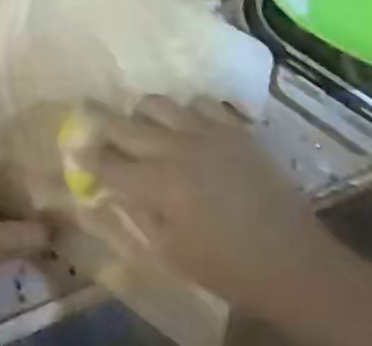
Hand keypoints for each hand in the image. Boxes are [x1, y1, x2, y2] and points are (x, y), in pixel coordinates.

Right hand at [81, 96, 335, 312]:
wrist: (296, 262)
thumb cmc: (229, 268)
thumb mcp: (173, 254)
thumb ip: (139, 216)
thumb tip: (114, 190)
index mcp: (157, 184)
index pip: (107, 164)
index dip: (87, 159)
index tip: (76, 154)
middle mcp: (174, 149)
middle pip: (123, 124)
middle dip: (102, 126)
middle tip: (94, 126)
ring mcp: (204, 132)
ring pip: (156, 103)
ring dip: (142, 114)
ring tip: (144, 127)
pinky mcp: (232, 128)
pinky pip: (198, 102)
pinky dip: (185, 111)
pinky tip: (188, 127)